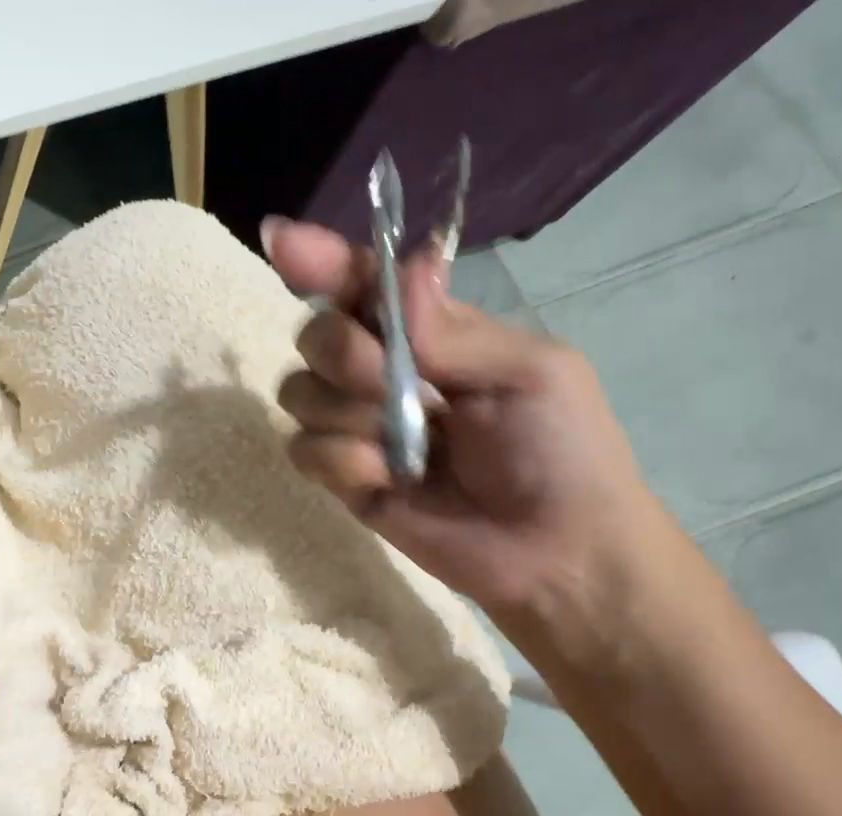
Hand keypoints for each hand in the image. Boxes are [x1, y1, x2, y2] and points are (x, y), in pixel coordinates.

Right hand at [262, 216, 665, 616]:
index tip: (280, 240)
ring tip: (403, 447)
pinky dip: (342, 462)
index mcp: (430, 332)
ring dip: (346, 415)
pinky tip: (386, 479)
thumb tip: (406, 267)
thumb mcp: (531, 373)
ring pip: (298, 392)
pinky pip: (302, 449)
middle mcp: (379, 371)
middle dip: (345, 355)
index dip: (321, 260)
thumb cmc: (561, 450)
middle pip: (315, 335)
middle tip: (390, 383)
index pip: (362, 285)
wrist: (552, 549)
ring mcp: (352, 424)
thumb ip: (454, 330)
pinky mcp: (337, 473)